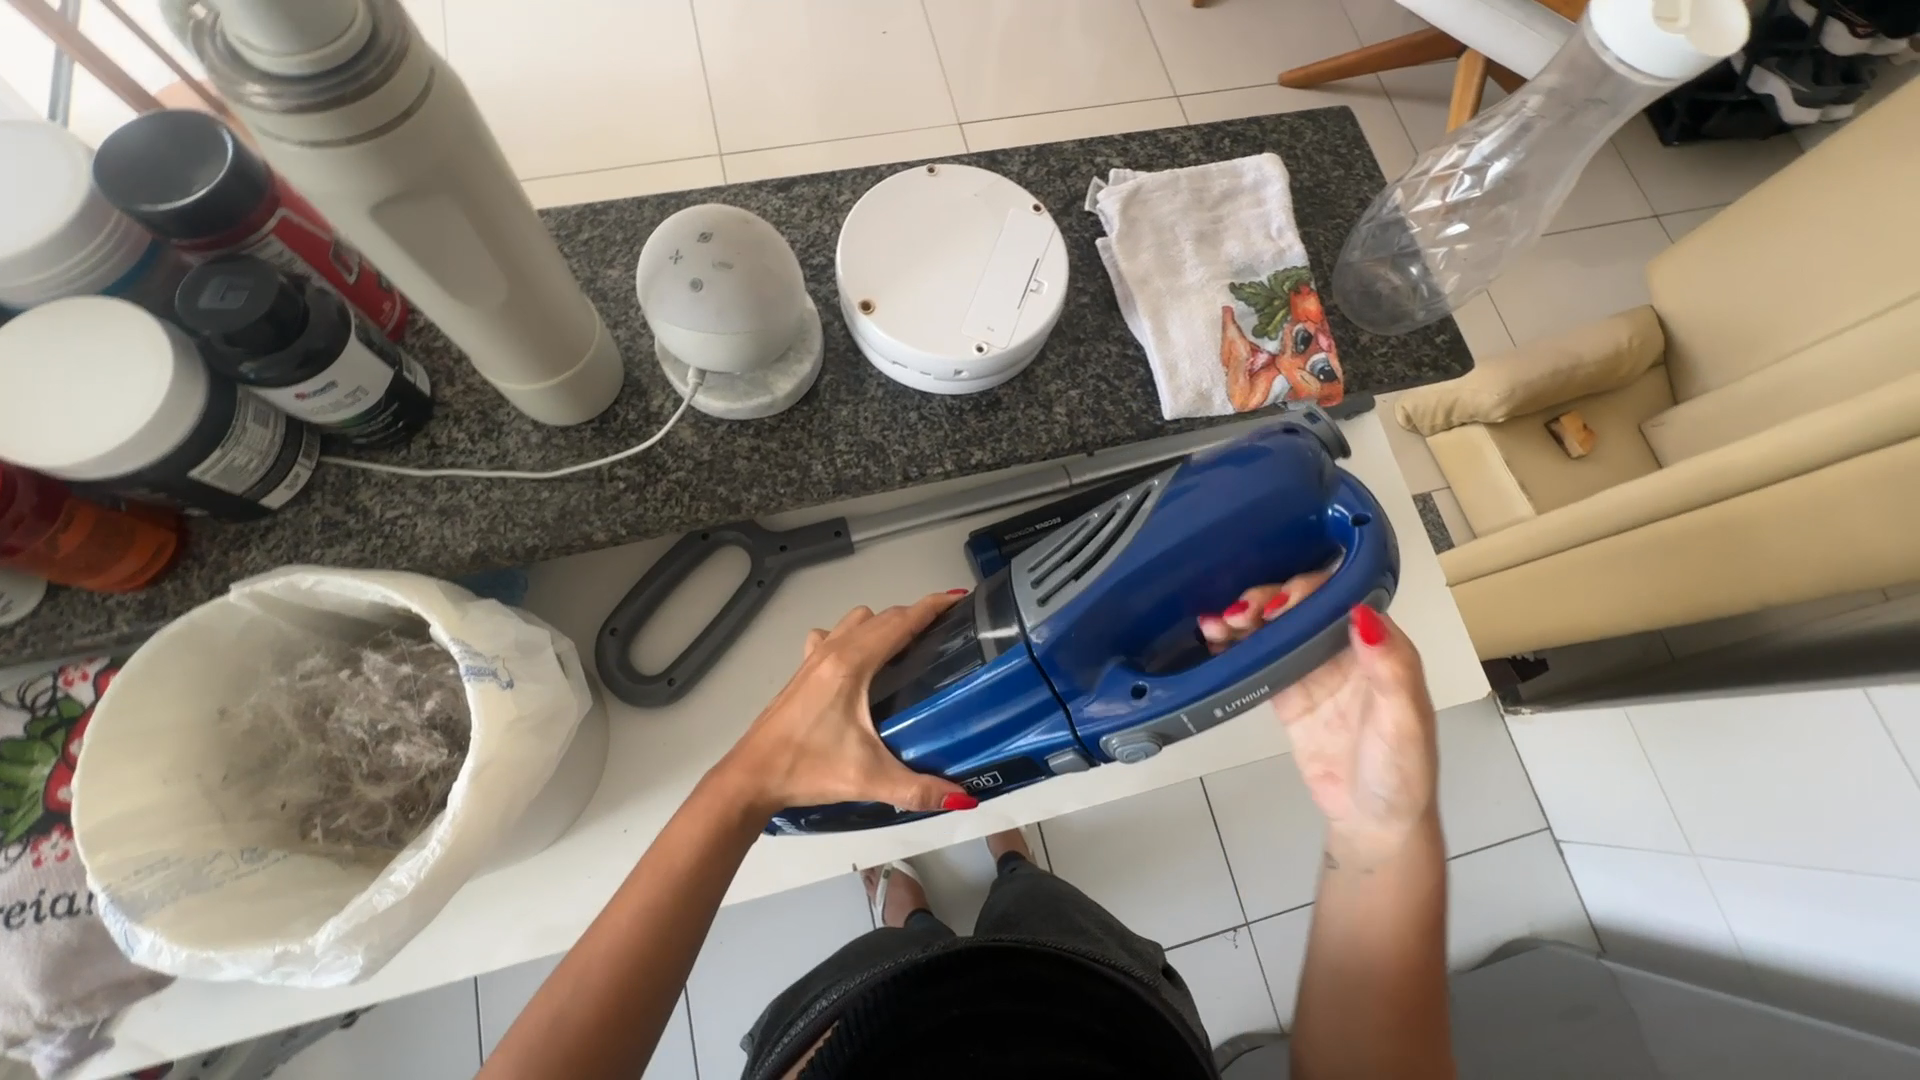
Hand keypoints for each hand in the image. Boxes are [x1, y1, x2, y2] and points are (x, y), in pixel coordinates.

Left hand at [712, 592, 975, 818]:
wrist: (751, 777)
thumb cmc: (808, 769)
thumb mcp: (869, 779)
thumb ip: (919, 790)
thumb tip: (964, 800)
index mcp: (852, 664)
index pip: (901, 622)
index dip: (933, 606)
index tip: (960, 599)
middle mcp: (833, 650)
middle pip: (883, 616)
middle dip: (916, 616)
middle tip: (947, 633)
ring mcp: (813, 656)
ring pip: (857, 620)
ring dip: (883, 624)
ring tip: (907, 648)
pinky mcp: (802, 670)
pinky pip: (834, 635)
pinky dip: (853, 637)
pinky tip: (859, 665)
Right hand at [1200, 573, 1438, 862]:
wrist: (1370, 822)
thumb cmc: (1400, 774)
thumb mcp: (1404, 723)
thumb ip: (1390, 669)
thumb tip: (1362, 614)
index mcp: (1378, 647)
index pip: (1341, 599)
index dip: (1309, 591)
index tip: (1280, 606)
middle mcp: (1342, 649)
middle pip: (1300, 606)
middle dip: (1266, 600)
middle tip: (1238, 616)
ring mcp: (1310, 669)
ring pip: (1274, 627)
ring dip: (1244, 617)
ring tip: (1215, 623)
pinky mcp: (1285, 691)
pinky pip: (1256, 657)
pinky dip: (1233, 644)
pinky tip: (1212, 639)